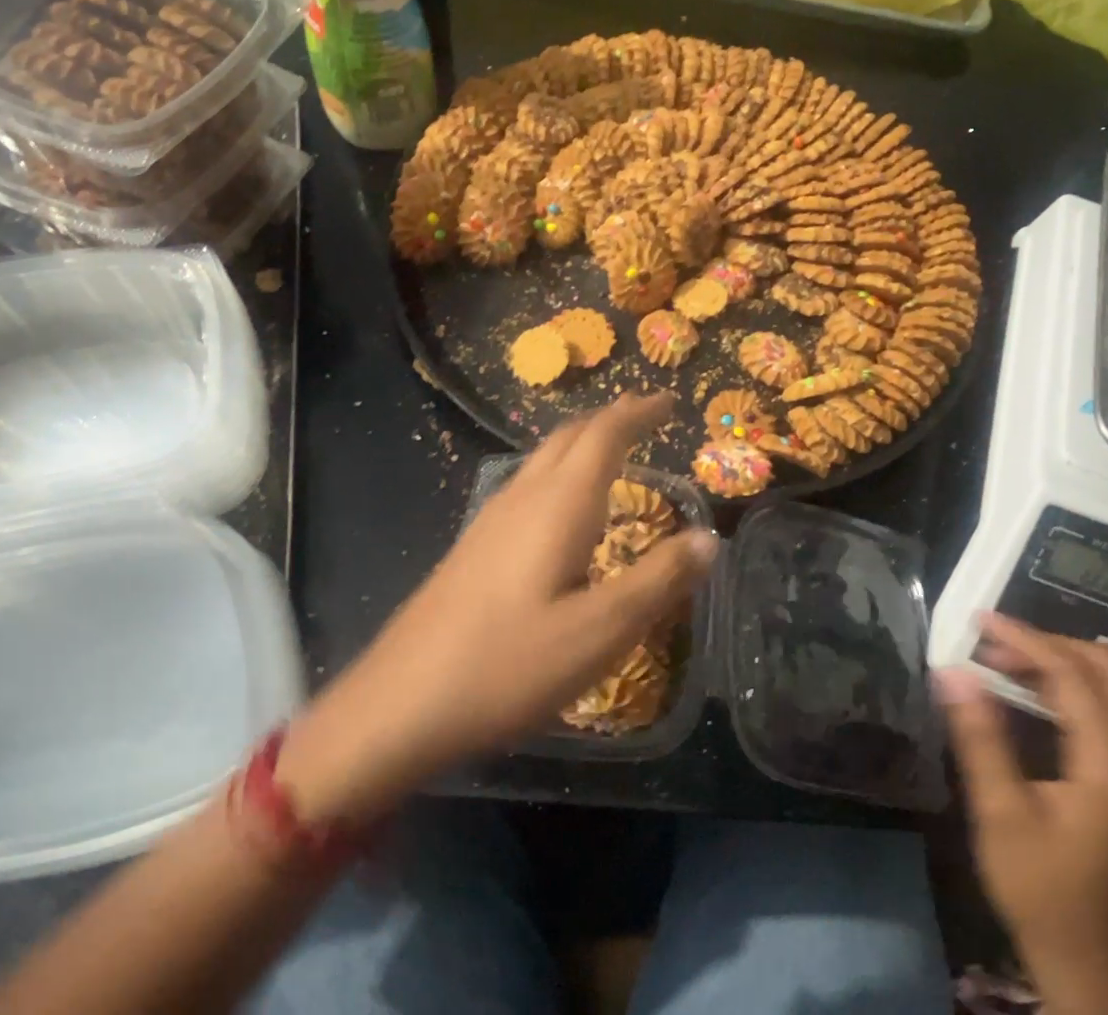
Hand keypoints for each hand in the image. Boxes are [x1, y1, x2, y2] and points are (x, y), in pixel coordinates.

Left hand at [276, 393, 717, 824]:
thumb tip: (708, 538)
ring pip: (542, 464)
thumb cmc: (509, 666)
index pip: (604, 436)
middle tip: (647, 418)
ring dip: (581, 448)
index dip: (639, 413)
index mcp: (557, 506)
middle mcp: (520, 500)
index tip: (670, 401)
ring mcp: (487, 525)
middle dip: (610, 421)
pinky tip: (563, 516)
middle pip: (567, 438)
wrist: (399, 706)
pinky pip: (526, 492)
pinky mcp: (471, 553)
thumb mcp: (600, 631)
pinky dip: (560, 480)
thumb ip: (657, 581)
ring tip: (613, 456)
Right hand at [934, 614, 1107, 1014]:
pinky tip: (1039, 693)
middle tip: (985, 643)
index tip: (977, 620)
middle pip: (1103, 668)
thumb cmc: (1040, 890)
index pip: (1071, 673)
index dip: (1022, 639)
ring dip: (1061, 664)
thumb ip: (981, 737)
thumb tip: (952, 672)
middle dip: (1042, 645)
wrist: (1093, 959)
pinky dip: (1077, 688)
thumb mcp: (1001, 815)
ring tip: (1003, 663)